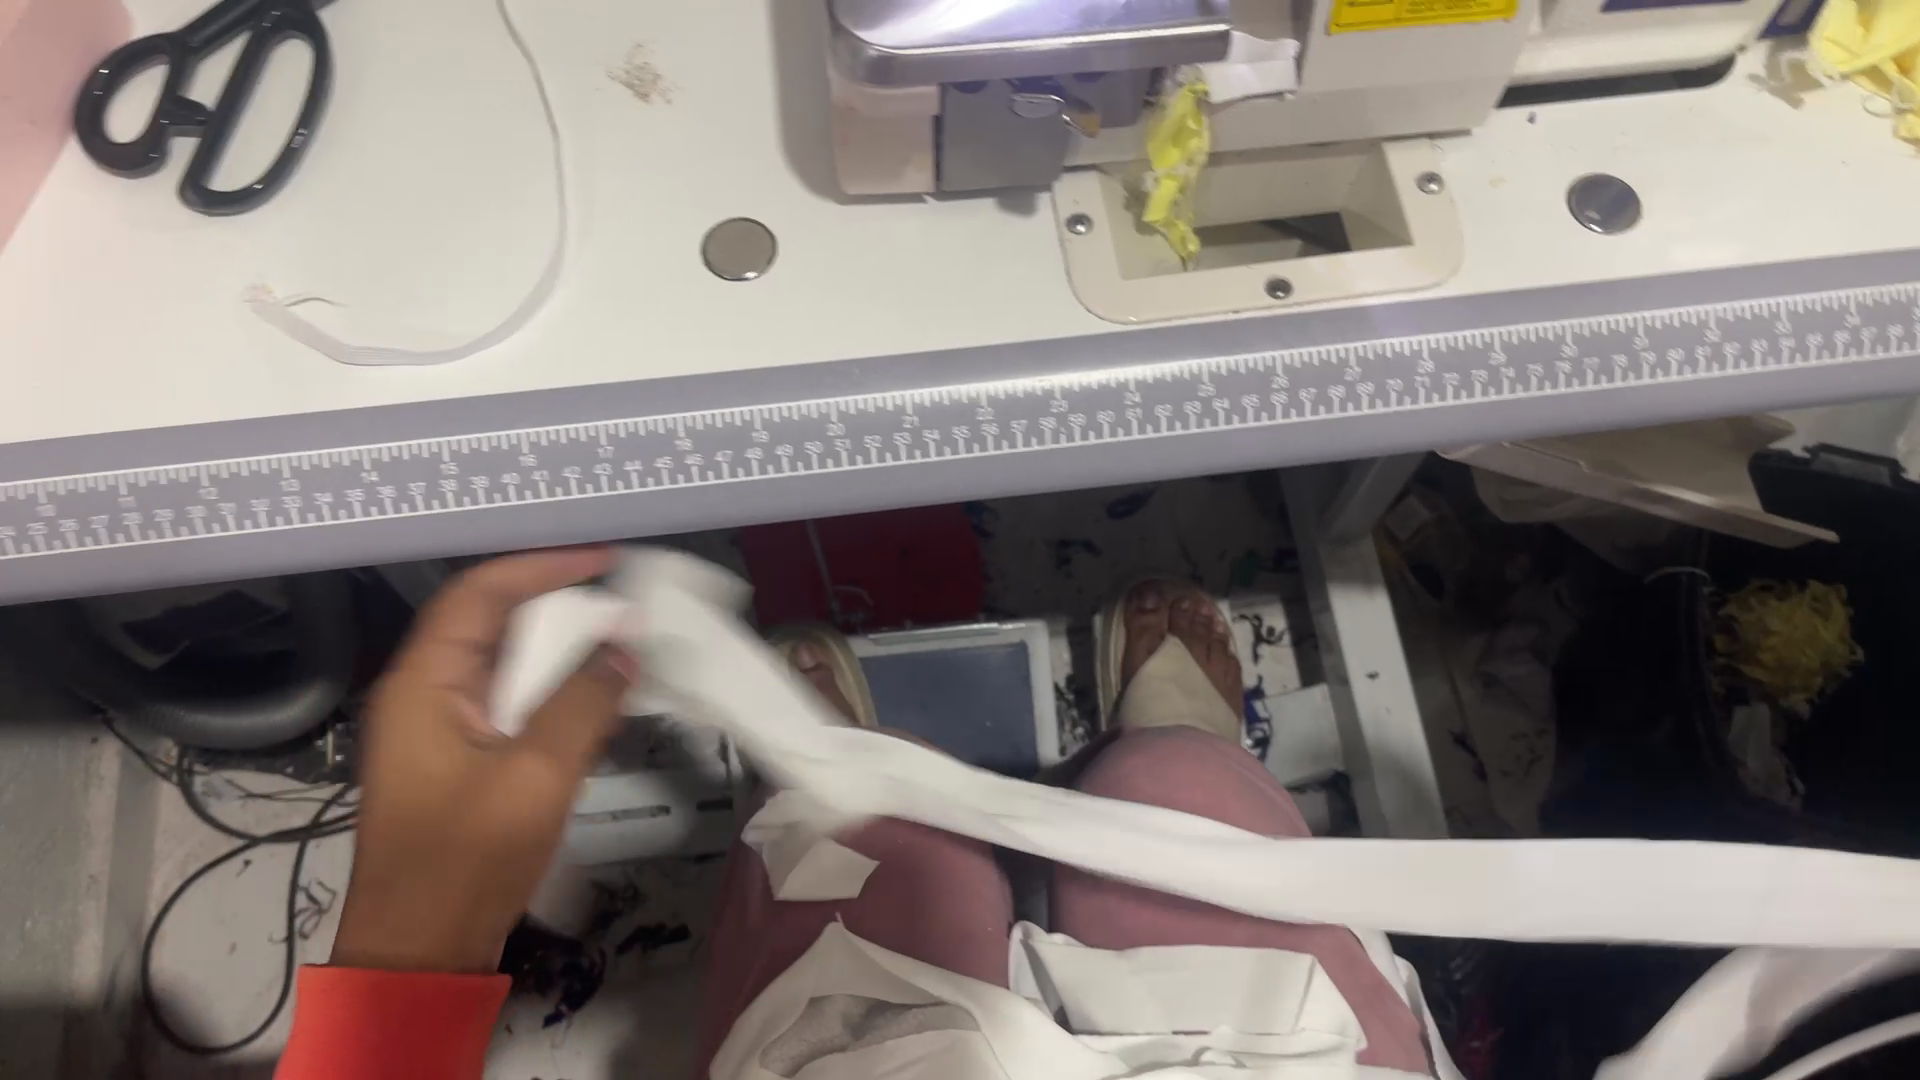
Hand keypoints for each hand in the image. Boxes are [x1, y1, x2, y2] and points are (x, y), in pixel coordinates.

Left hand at [331, 549, 635, 973]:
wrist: (423, 952)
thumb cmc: (467, 861)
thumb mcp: (535, 775)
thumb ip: (584, 702)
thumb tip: (626, 646)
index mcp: (425, 684)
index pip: (482, 596)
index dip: (544, 569)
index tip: (608, 564)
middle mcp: (431, 692)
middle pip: (498, 624)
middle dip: (566, 608)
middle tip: (629, 606)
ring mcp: (450, 725)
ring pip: (515, 664)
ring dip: (571, 651)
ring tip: (628, 644)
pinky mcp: (473, 755)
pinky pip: (523, 701)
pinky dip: (565, 689)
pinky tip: (606, 698)